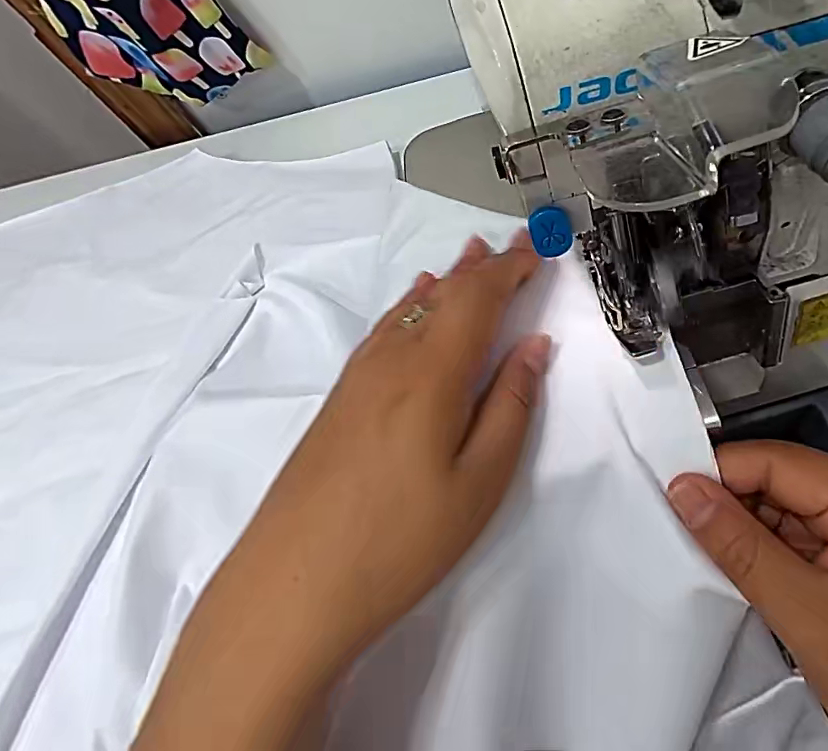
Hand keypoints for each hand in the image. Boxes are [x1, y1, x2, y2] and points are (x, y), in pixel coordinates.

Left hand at [136, 233, 548, 750]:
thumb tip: (534, 346)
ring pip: (413, 306)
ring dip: (449, 278)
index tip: (536, 249)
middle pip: (445, 294)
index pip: (479, 298)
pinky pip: (387, 327)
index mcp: (433, 371)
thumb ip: (512, 404)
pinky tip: (415, 300)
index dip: (511, 270)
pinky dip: (412, 303)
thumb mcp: (479, 481)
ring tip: (472, 256)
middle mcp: (394, 357)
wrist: (291, 585)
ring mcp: (360, 374)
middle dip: (484, 266)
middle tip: (512, 242)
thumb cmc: (400, 538)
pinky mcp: (341, 395)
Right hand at [667, 442, 827, 750]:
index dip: (721, 473)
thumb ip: (743, 549)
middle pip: (773, 479)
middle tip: (688, 531)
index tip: (677, 493)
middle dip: (728, 504)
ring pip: (774, 507)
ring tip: (722, 565)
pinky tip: (744, 575)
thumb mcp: (813, 618)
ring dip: (741, 532)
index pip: (776, 461)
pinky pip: (785, 535)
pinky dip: (756, 552)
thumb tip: (691, 493)